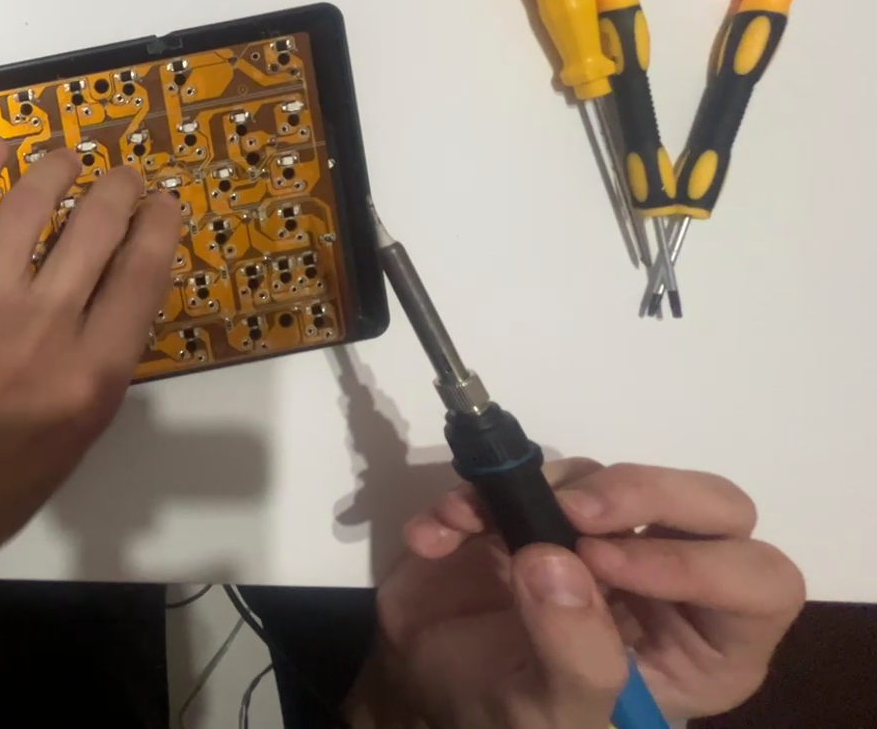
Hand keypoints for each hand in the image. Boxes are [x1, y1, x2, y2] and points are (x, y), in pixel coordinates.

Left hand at [0, 141, 182, 625]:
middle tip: (121, 176)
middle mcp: (42, 328)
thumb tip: (110, 288)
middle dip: (118, 188)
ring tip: (67, 159)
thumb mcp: (75, 437)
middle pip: (95, 227)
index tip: (163, 204)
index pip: (144, 272)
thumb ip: (99, 361)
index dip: (161, 225)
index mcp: (91, 374)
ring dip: (55, 169)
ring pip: (27, 205)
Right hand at [349, 459, 804, 727]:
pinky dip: (463, 496)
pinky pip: (504, 477)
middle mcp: (658, 580)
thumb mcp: (558, 711)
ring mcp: (582, 537)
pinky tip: (432, 538)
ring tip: (470, 521)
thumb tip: (554, 560)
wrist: (426, 685)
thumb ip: (575, 651)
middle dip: (639, 492)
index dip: (692, 560)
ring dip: (528, 486)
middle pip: (708, 507)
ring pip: (599, 477)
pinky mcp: (515, 511)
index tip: (600, 560)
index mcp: (700, 641)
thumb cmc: (514, 718)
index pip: (754, 580)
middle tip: (570, 507)